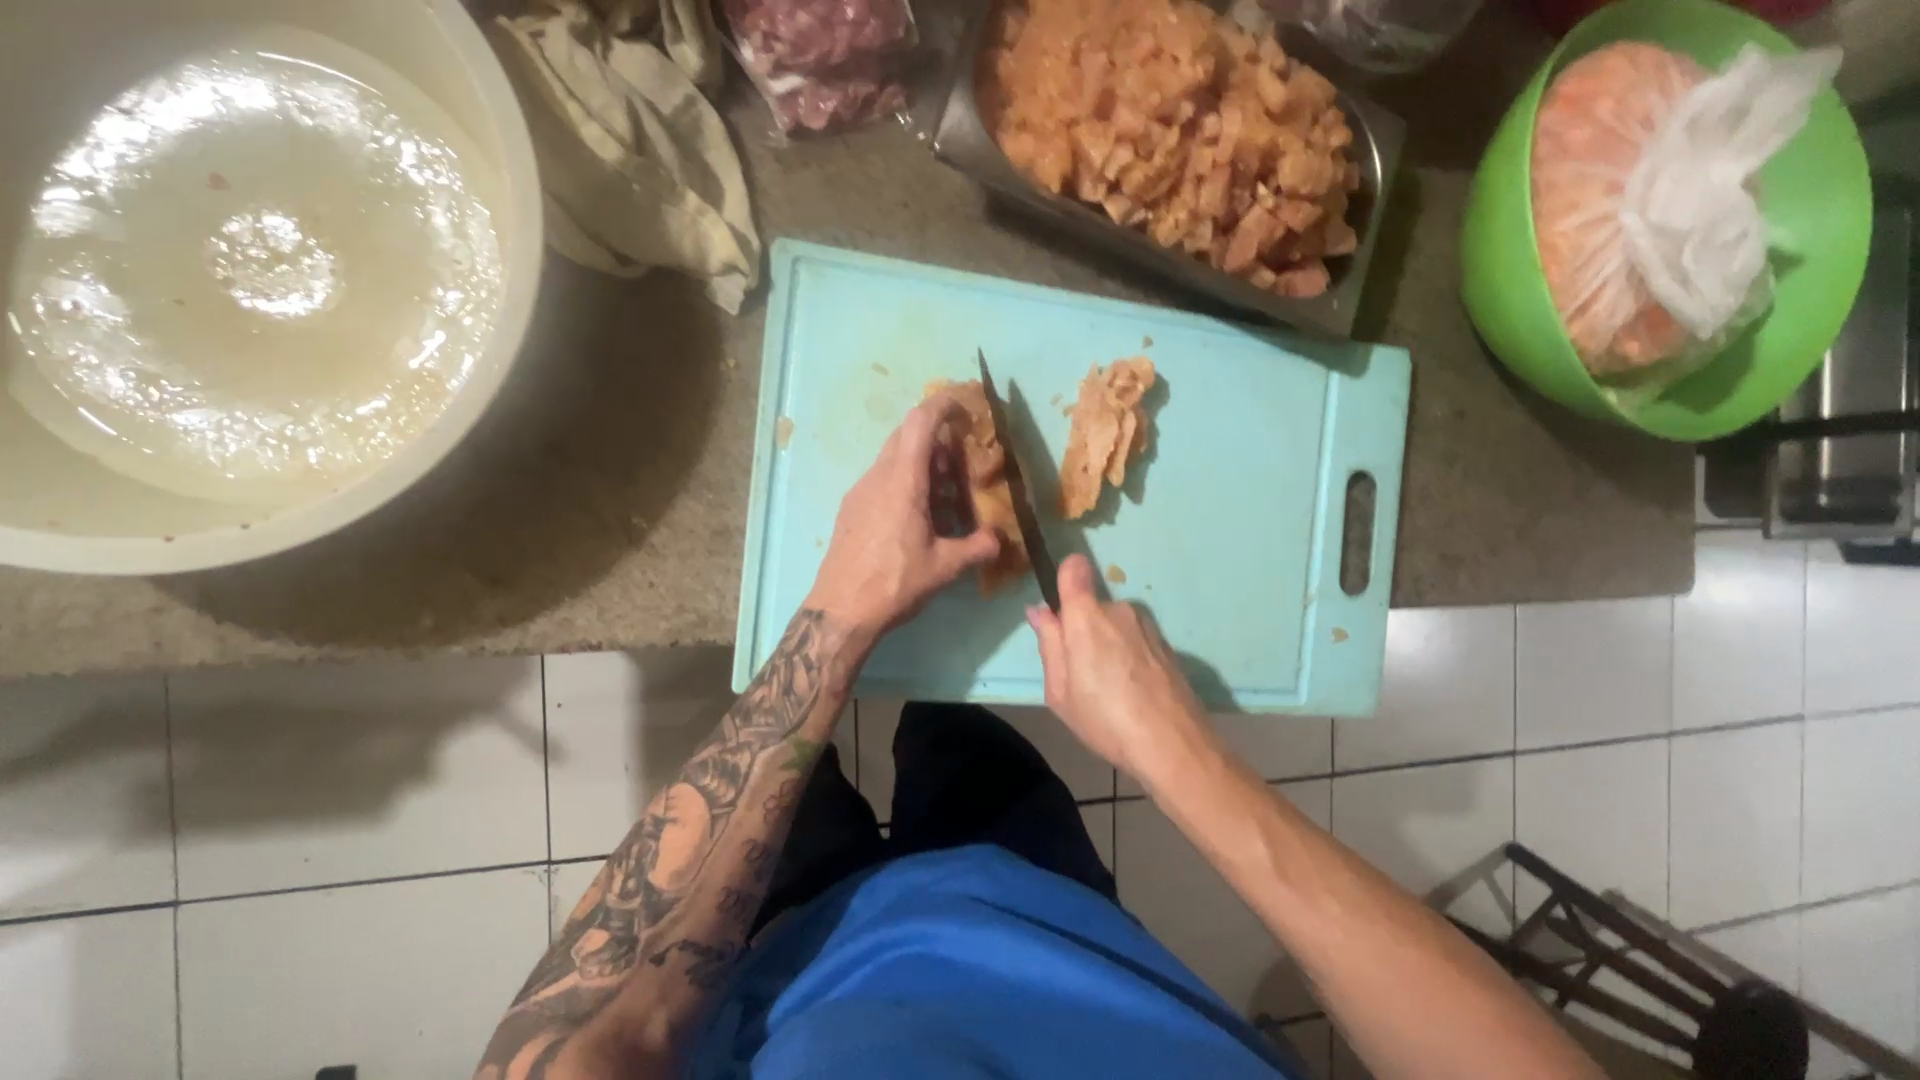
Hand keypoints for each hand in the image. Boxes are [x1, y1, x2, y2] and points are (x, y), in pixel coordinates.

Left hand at [807, 391, 1001, 637]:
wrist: (840, 611)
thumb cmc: (894, 583)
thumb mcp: (944, 567)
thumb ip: (977, 547)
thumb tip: (998, 540)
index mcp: (902, 480)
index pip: (920, 421)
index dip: (943, 405)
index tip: (964, 406)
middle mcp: (877, 476)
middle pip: (905, 435)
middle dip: (935, 436)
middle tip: (963, 457)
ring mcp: (859, 491)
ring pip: (892, 458)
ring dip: (920, 462)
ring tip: (946, 491)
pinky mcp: (851, 509)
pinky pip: (881, 479)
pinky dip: (903, 481)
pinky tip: (919, 515)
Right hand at [1026, 555, 1211, 785]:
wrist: (1173, 744)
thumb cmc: (1105, 719)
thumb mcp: (1060, 691)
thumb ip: (1049, 645)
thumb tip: (1039, 612)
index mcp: (1086, 616)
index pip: (1074, 568)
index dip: (1065, 580)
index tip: (1061, 611)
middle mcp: (1119, 610)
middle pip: (1092, 608)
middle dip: (1083, 631)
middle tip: (1082, 675)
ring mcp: (1147, 626)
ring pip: (1115, 626)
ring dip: (1109, 646)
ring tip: (1111, 690)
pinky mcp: (1167, 645)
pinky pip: (1136, 641)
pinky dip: (1131, 659)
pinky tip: (1134, 693)